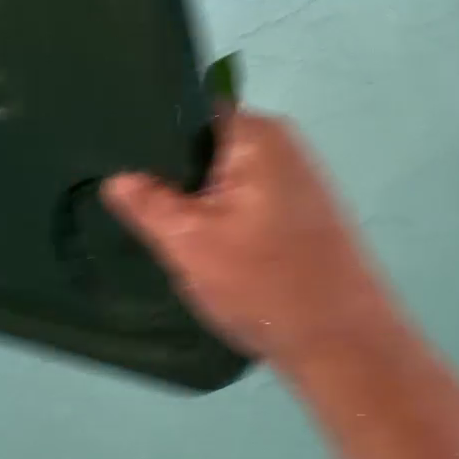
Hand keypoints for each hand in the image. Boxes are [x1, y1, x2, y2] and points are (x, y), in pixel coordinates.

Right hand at [102, 109, 404, 375]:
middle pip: (203, 147)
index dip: (149, 137)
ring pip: (221, 180)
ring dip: (195, 204)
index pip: (187, 113)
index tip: (118, 166)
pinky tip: (207, 250)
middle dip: (171, 177)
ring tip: (168, 232)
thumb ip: (146, 203)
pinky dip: (221, 221)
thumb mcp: (188, 243)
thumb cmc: (264, 284)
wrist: (343, 345)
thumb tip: (115, 176)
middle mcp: (281, 144)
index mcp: (255, 134)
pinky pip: (244, 201)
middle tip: (136, 208)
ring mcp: (296, 178)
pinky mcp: (301, 211)